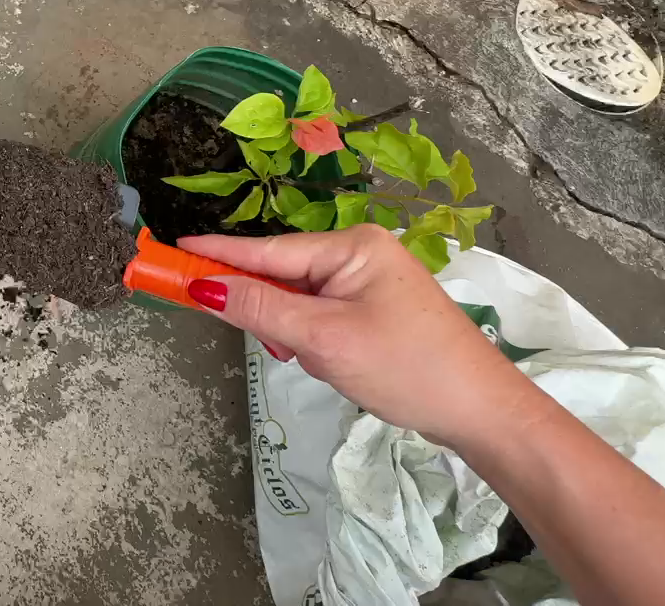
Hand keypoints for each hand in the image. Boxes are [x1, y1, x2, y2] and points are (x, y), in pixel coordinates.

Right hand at [178, 225, 534, 444]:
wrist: (490, 418)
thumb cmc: (407, 369)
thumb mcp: (324, 339)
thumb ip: (259, 308)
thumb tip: (203, 286)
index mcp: (350, 246)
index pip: (266, 250)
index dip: (217, 252)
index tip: (174, 247)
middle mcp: (358, 253)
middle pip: (282, 274)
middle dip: (270, 310)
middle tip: (274, 341)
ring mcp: (369, 280)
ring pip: (298, 298)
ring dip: (293, 329)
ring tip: (317, 361)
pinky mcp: (375, 307)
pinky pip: (319, 312)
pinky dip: (310, 335)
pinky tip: (329, 360)